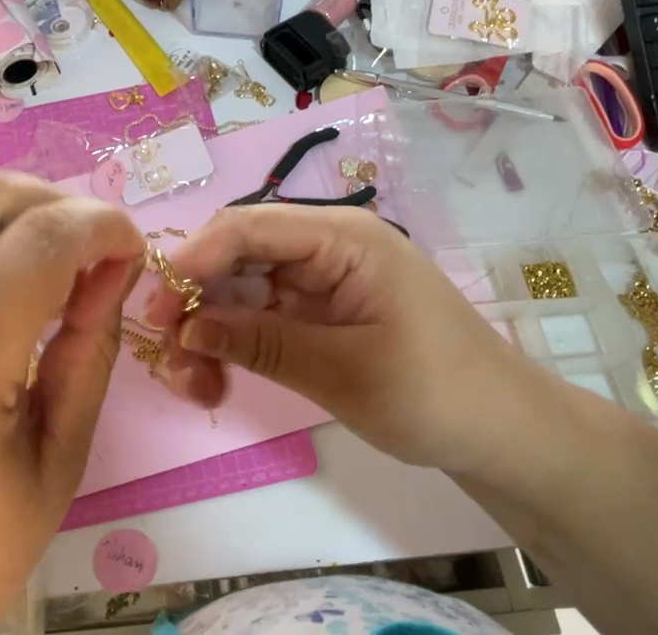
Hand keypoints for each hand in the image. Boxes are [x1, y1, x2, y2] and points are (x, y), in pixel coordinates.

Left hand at [0, 158, 146, 634]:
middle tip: (94, 245)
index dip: (101, 224)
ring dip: (10, 203)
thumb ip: (89, 349)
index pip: (39, 243)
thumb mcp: (54, 466)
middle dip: (57, 200)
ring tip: (52, 247)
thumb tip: (111, 266)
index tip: (132, 246)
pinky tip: (1, 250)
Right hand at [145, 204, 555, 475]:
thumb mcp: (342, 370)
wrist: (500, 430)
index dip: (195, 259)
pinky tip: (215, 379)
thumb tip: (186, 329)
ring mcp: (321, 278)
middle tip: (167, 358)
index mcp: (343, 237)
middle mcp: (326, 245)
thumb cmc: (433, 391)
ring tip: (191, 383)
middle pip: (238, 255)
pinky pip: (260, 313)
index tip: (156, 308)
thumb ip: (260, 342)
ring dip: (207, 328)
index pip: (250, 226)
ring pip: (241, 287)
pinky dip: (233, 341)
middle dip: (196, 300)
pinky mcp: (319, 309)